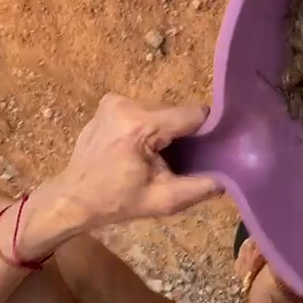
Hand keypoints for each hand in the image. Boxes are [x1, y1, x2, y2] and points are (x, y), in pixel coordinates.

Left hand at [22, 95, 220, 252]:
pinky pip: (144, 111)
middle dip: (183, 135)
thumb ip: (201, 187)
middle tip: (178, 162)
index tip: (208, 151)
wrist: (72, 198)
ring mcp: (114, 100)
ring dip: (165, 131)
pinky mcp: (108, 103)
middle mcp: (127, 103)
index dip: (206, 132)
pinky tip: (139, 150)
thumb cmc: (116, 202)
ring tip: (157, 158)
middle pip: (177, 112)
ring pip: (161, 111)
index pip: (194, 114)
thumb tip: (230, 178)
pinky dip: (149, 127)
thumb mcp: (164, 201)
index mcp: (141, 124)